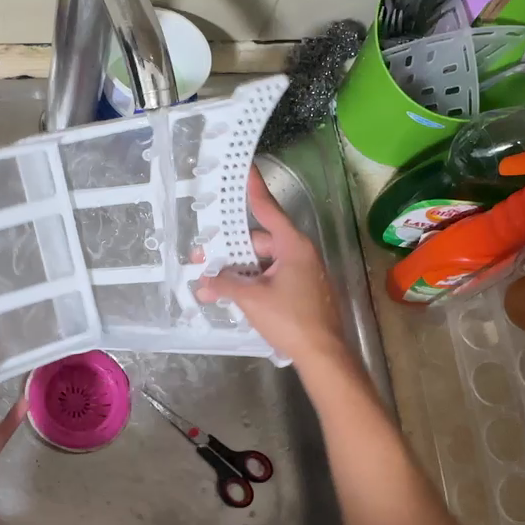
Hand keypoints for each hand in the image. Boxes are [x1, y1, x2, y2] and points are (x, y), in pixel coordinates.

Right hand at [197, 168, 352, 368]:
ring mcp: (303, 274)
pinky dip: (251, 284)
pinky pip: (271, 279)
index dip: (253, 190)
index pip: (268, 210)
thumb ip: (226, 284)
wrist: (323, 355)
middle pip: (259, 242)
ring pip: (263, 264)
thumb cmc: (290, 320)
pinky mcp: (302, 293)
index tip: (243, 169)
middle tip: (202, 259)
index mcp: (293, 246)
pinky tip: (230, 297)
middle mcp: (300, 254)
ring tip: (209, 285)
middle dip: (229, 252)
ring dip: (237, 274)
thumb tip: (205, 279)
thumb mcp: (252, 299)